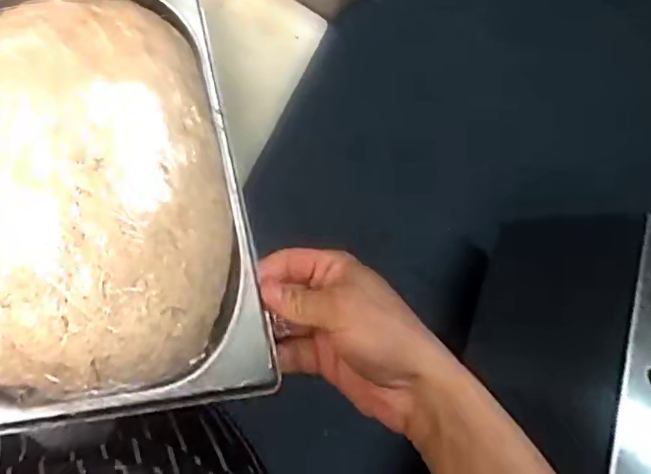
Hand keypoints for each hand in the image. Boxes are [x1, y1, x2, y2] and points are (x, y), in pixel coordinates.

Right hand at [259, 250, 552, 473]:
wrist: (416, 388)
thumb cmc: (380, 332)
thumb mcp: (338, 308)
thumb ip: (298, 300)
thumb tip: (263, 289)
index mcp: (333, 269)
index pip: (290, 261)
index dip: (267, 270)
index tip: (239, 285)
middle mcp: (325, 293)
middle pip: (285, 291)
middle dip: (263, 301)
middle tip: (233, 314)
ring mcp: (324, 325)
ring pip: (286, 321)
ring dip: (268, 328)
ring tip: (240, 337)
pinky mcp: (323, 356)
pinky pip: (294, 350)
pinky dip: (279, 353)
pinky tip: (259, 359)